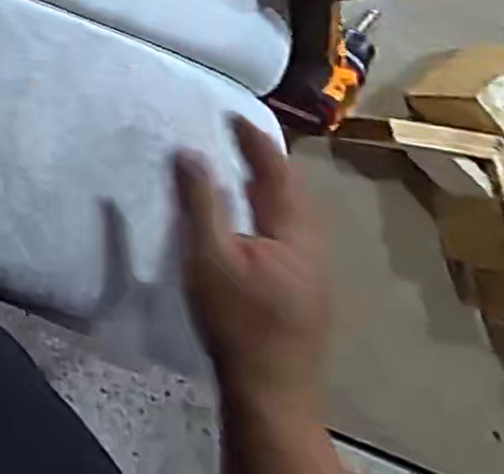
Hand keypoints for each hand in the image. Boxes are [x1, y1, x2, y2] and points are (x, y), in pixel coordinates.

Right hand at [175, 116, 330, 410]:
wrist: (269, 388)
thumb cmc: (236, 318)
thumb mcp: (208, 256)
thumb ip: (201, 203)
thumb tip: (191, 154)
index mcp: (294, 235)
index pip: (278, 175)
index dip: (256, 142)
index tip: (234, 115)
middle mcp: (311, 249)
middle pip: (294, 194)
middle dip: (267, 161)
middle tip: (237, 136)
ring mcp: (312, 273)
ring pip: (294, 215)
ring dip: (270, 185)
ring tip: (242, 167)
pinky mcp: (302, 290)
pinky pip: (288, 232)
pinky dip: (269, 208)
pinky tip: (251, 218)